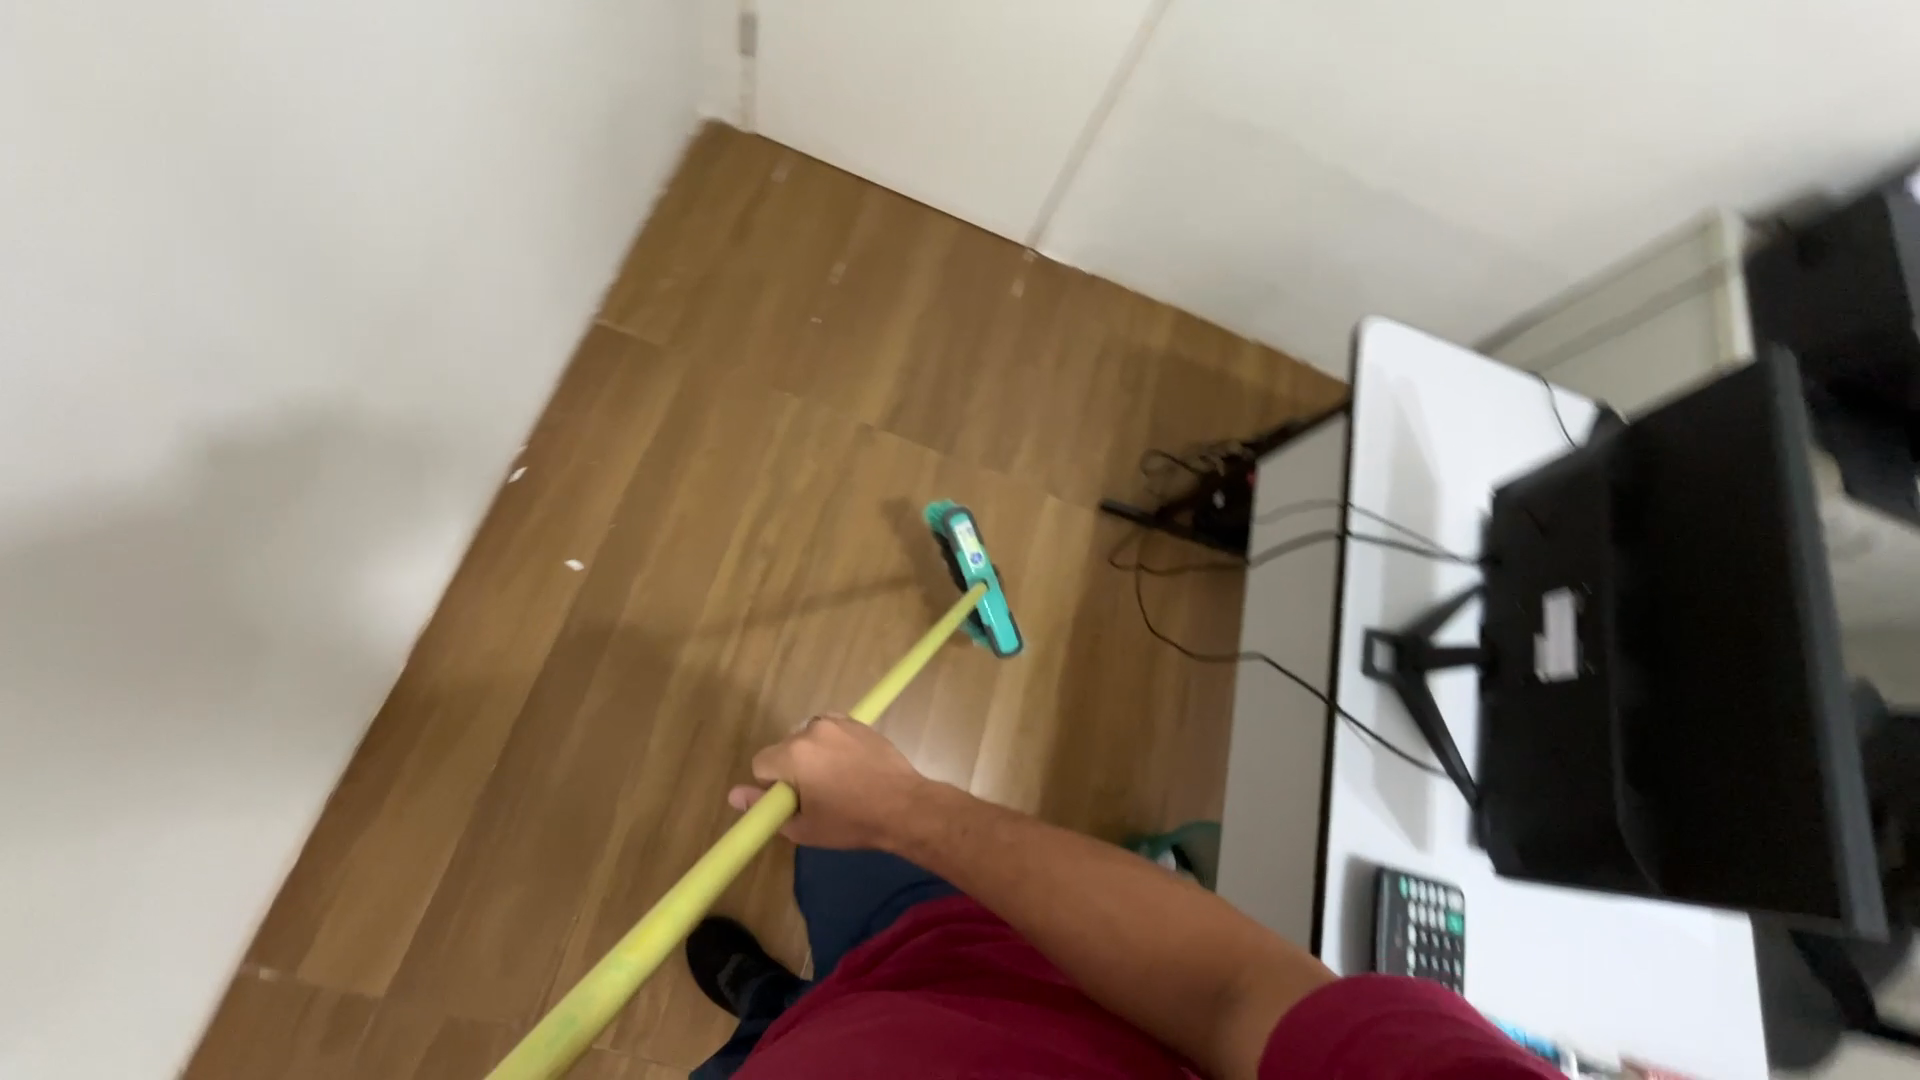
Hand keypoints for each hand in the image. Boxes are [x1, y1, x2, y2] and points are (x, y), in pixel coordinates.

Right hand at [729, 714, 931, 848]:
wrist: (904, 806)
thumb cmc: (851, 822)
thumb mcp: (803, 826)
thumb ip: (766, 809)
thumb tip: (734, 795)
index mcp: (793, 754)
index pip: (761, 763)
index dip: (772, 786)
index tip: (793, 802)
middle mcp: (812, 729)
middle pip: (785, 748)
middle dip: (792, 769)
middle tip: (817, 795)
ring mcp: (838, 722)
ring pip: (808, 736)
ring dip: (812, 754)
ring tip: (836, 779)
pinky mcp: (859, 722)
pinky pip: (832, 729)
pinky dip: (832, 743)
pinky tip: (849, 764)